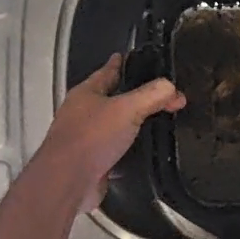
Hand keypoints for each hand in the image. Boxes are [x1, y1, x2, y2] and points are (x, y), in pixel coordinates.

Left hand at [34, 54, 184, 210]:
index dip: (122, 63)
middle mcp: (83, 113)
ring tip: (158, 120)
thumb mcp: (127, 109)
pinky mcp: (93, 162)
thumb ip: (151, 95)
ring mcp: (86, 138)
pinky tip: (147, 151)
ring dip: (134, 123)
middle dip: (135, 95)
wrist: (68, 182)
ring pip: (115, 125)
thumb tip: (171, 88)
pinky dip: (131, 148)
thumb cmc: (92, 137)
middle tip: (161, 95)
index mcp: (87, 93)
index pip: (108, 71)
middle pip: (113, 98)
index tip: (132, 56)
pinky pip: (116, 149)